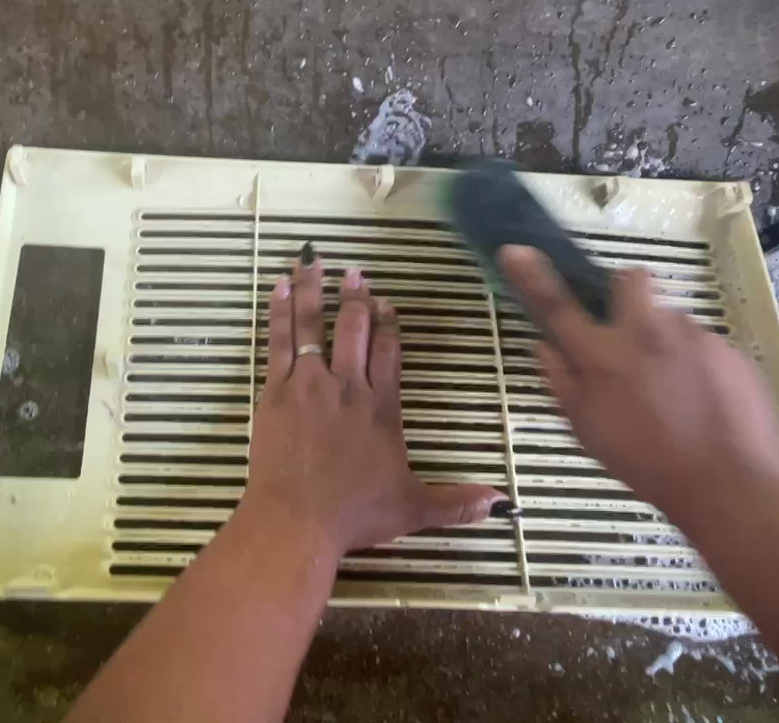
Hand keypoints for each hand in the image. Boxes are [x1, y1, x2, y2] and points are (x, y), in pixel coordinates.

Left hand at [239, 251, 504, 557]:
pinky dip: (280, 311)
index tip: (386, 301)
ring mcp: (309, 383)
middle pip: (353, 329)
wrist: (297, 519)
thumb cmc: (354, 515)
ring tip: (312, 259)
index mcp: (381, 408)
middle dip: (354, 297)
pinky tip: (278, 286)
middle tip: (355, 271)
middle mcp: (348, 386)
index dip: (389, 324)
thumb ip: (455, 501)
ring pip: (313, 324)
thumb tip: (503, 502)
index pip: (389, 353)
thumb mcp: (412, 508)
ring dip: (313, 289)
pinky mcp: (276, 389)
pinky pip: (280, 340)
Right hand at [497, 245, 778, 528]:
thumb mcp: (587, 431)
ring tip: (674, 385)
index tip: (515, 250)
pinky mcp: (731, 351)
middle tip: (628, 328)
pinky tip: (703, 400)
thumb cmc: (647, 464)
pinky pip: (704, 343)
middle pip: (629, 279)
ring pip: (670, 317)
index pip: (556, 304)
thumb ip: (561, 382)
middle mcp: (646, 334)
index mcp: (602, 356)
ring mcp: (693, 338)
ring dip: (663, 338)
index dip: (532, 274)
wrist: (734, 489)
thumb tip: (544, 345)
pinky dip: (697, 362)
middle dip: (625, 292)